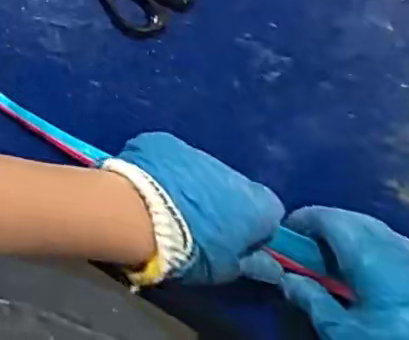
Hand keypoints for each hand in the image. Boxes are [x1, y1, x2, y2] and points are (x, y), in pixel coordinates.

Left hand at [109, 133, 281, 284]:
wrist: (138, 211)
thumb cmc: (190, 248)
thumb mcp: (226, 269)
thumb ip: (252, 262)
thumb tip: (270, 265)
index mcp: (253, 203)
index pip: (270, 209)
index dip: (257, 226)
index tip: (240, 240)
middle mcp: (228, 169)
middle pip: (234, 186)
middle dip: (224, 202)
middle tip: (202, 225)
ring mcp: (193, 149)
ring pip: (202, 169)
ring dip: (194, 184)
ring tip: (171, 206)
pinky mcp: (162, 140)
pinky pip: (171, 157)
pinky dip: (166, 169)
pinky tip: (151, 186)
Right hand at [241, 208, 408, 339]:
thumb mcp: (352, 336)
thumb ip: (315, 303)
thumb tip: (287, 279)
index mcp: (363, 243)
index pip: (317, 215)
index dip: (295, 228)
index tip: (282, 250)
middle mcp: (390, 237)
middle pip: (346, 222)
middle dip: (323, 239)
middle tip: (311, 269)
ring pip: (375, 238)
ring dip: (353, 251)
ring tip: (345, 285)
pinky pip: (399, 256)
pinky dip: (380, 265)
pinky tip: (385, 297)